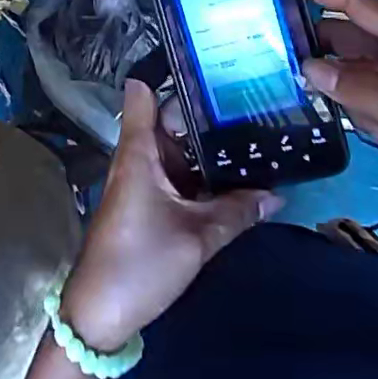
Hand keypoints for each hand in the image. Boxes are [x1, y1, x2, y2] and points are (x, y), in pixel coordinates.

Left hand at [60, 80, 281, 350]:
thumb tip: (277, 196)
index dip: (171, 75)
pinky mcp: (150, 204)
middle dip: (206, 114)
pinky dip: (203, 173)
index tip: (208, 63)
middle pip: (171, 123)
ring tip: (254, 130)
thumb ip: (237, 213)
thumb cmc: (140, 264)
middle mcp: (139, 159)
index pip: (144, 96)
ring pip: (179, 152)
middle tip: (253, 100)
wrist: (99, 315)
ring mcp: (144, 182)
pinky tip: (236, 173)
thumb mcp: (196, 238)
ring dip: (208, 147)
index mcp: (139, 153)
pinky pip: (179, 176)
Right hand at [300, 0, 377, 214]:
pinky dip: (371, 114)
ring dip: (353, 96)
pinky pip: (376, 96)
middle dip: (324, 52)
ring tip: (372, 126)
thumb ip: (362, 94)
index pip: (361, 4)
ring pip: (361, 71)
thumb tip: (309, 66)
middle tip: (284, 68)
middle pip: (353, 37)